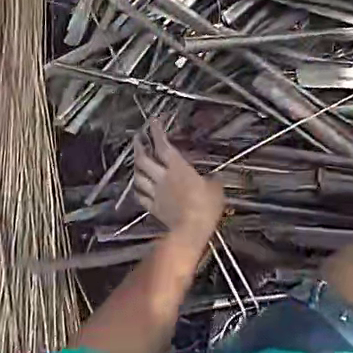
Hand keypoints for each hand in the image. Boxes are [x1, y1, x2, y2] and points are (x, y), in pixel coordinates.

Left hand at [129, 119, 224, 239]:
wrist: (191, 230)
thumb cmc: (205, 207)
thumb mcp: (215, 190)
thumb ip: (213, 181)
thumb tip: (217, 178)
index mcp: (178, 168)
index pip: (162, 145)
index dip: (156, 132)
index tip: (152, 122)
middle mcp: (163, 178)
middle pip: (144, 159)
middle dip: (139, 147)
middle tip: (137, 139)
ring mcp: (156, 193)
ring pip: (139, 176)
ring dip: (136, 167)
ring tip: (136, 161)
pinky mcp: (154, 208)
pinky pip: (141, 196)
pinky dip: (138, 189)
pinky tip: (138, 187)